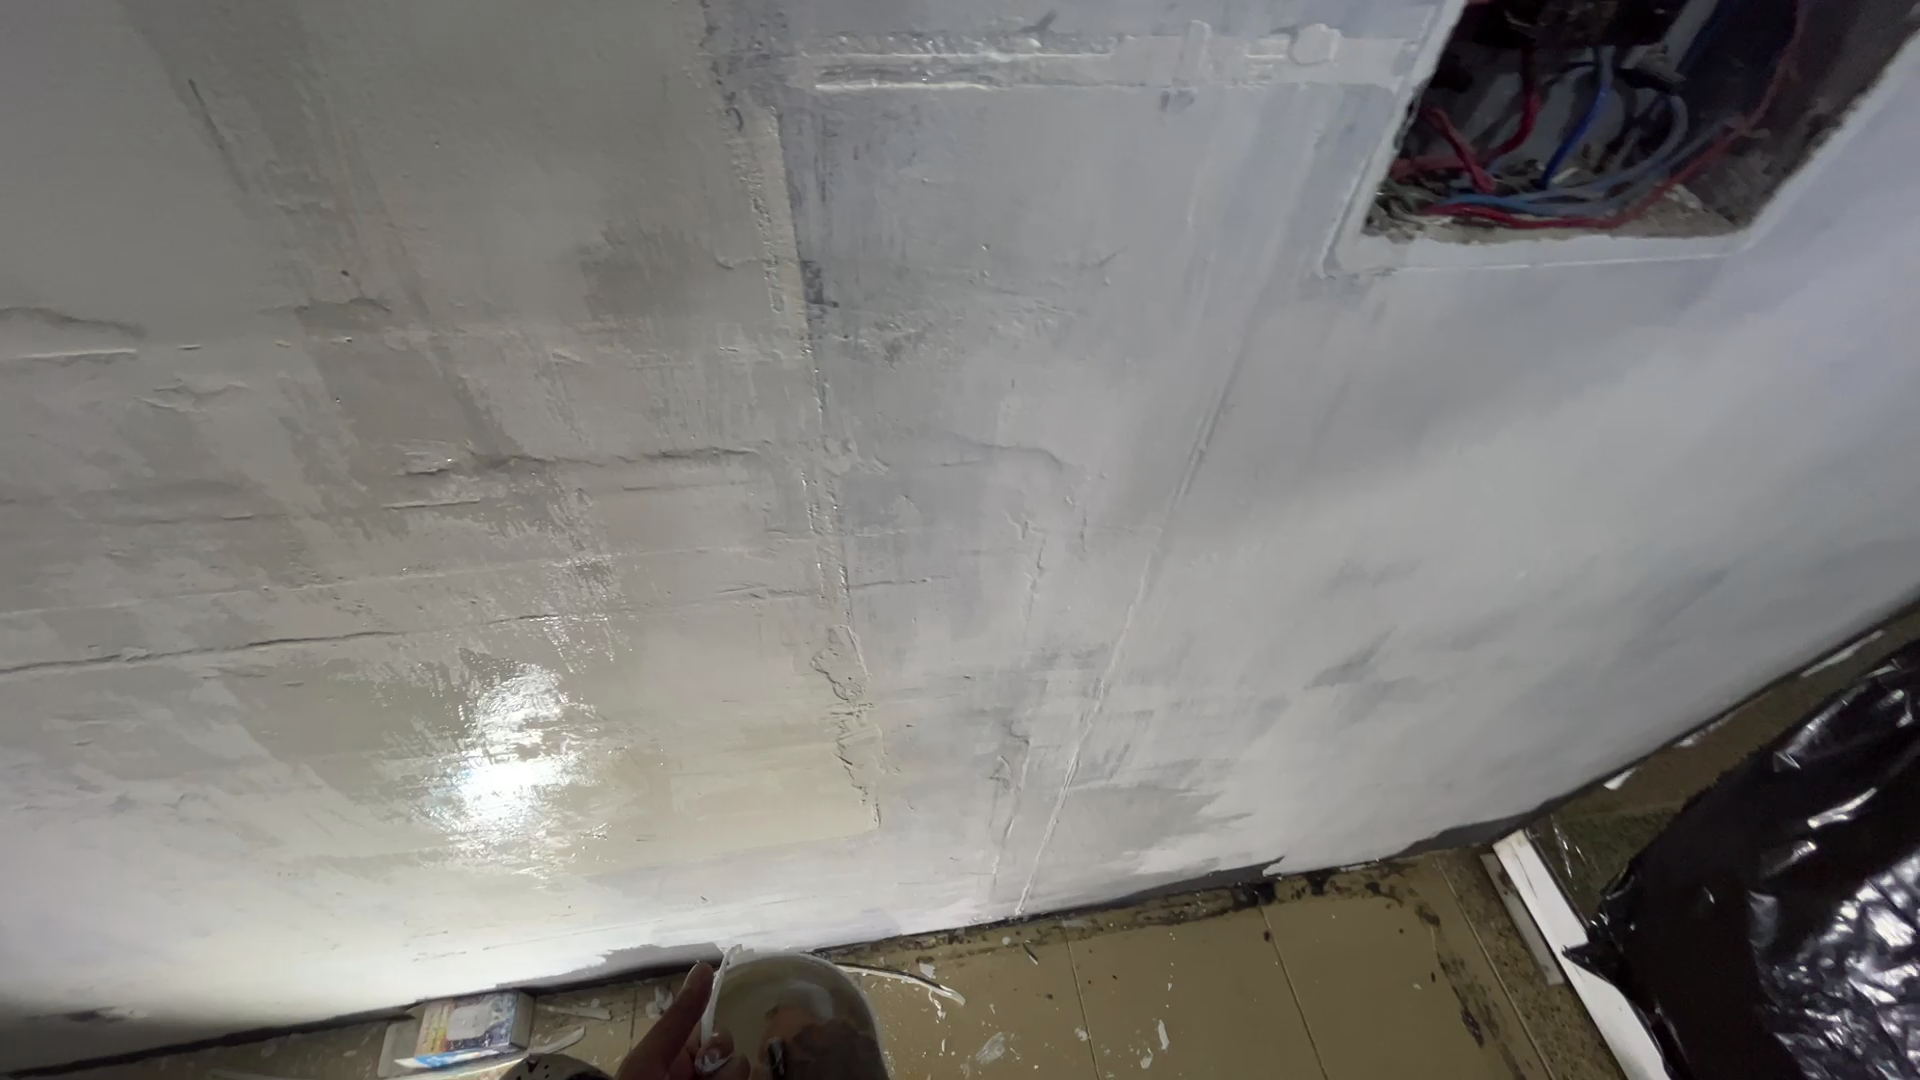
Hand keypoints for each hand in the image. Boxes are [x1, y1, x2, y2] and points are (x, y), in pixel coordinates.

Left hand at [613, 964, 746, 1079]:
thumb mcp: (649, 1060)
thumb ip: (679, 1018)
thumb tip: (705, 966)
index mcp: (675, 1058)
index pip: (712, 1031)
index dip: (716, 1038)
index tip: (707, 1052)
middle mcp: (697, 1072)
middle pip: (732, 1049)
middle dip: (724, 1059)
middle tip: (704, 1075)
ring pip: (742, 1069)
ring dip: (729, 1077)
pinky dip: (745, 1079)